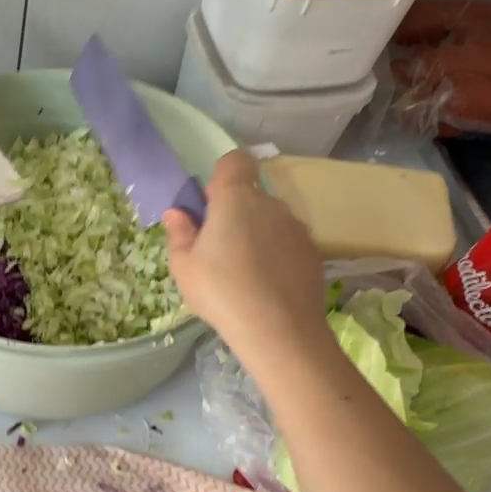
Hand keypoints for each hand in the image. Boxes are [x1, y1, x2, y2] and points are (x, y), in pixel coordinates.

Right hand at [163, 150, 325, 352]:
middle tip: (214, 247)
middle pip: (251, 195)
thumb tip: (177, 214)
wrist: (279, 330)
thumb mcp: (183, 266)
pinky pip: (286, 242)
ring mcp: (296, 228)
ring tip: (240, 271)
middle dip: (233, 212)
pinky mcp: (312, 252)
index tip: (208, 201)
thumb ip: (179, 234)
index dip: (222, 174)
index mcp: (235, 199)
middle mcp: (270, 204)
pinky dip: (274, 254)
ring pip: (269, 220)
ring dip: (254, 234)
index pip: (235, 161)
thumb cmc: (220, 291)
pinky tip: (263, 284)